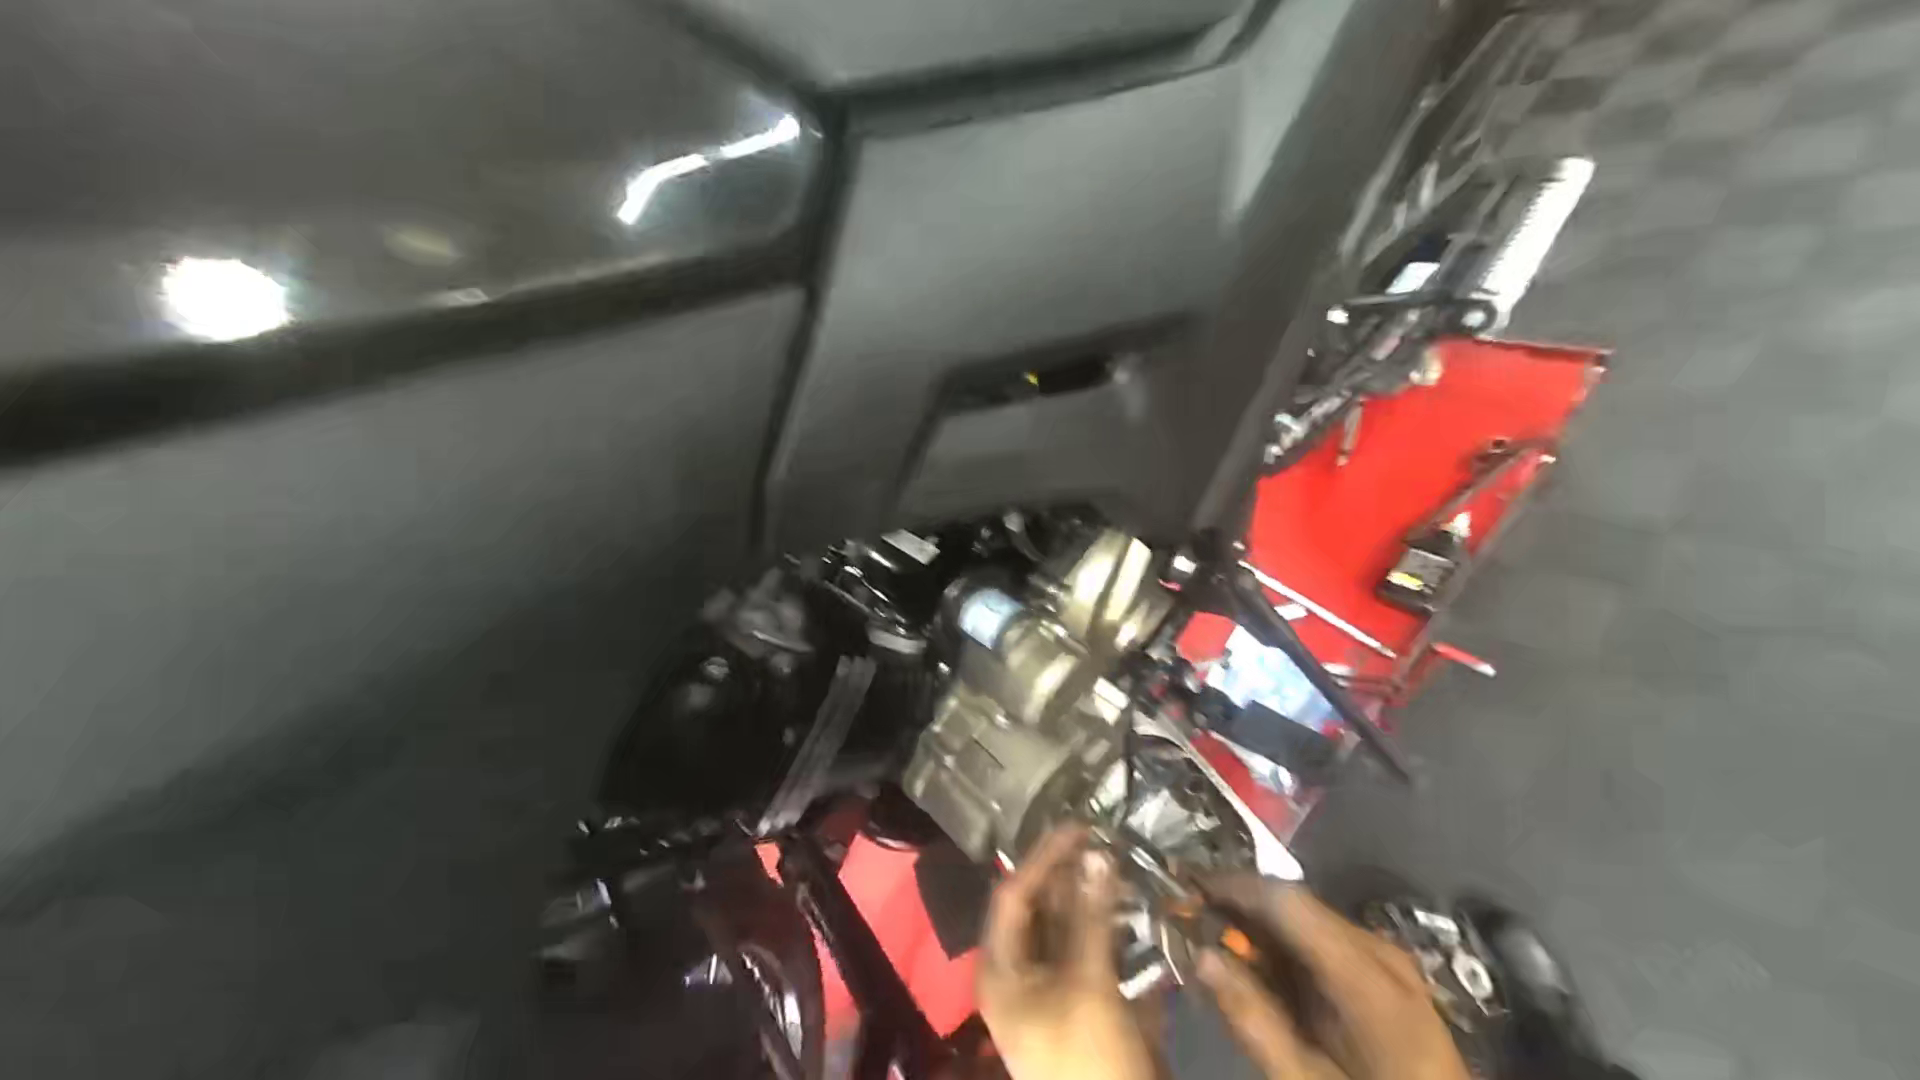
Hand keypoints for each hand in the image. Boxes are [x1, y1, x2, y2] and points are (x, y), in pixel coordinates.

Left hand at [976, 825, 1161, 1079]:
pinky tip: (1139, 914)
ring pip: (1071, 933)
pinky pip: (1094, 959)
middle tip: (1106, 843)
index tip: (1081, 826)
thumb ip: (1091, 915)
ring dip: (1096, 903)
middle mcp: (1020, 978)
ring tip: (1124, 867)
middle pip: (1041, 911)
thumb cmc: (1091, 1063)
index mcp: (1002, 971)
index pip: (1014, 894)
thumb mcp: (1089, 984)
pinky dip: (1113, 936)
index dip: (1045, 856)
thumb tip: (1096, 852)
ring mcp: (1053, 996)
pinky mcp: (1085, 1011)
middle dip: (1073, 877)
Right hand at [1196, 875, 1470, 1079]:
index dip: (1232, 885)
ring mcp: (1387, 959)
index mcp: (1365, 978)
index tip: (1184, 886)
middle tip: (1187, 910)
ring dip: (1255, 920)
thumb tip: (1199, 955)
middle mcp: (1378, 950)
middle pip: (1294, 903)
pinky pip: (1319, 936)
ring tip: (1211, 932)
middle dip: (1236, 902)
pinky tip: (1255, 959)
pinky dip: (1280, 940)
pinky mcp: (1384, 972)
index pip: (1287, 901)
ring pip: (1303, 916)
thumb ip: (1253, 1021)